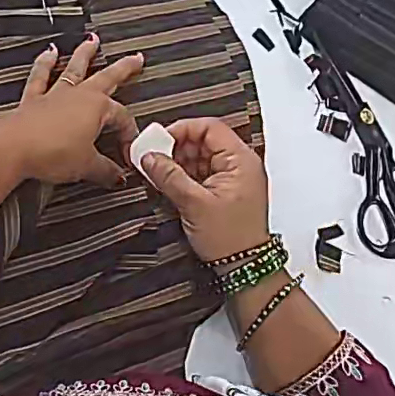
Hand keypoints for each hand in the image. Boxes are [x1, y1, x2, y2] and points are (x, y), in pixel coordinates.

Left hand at [0, 33, 142, 186]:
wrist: (12, 148)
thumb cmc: (50, 152)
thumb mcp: (87, 166)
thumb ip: (105, 170)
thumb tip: (116, 175)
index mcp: (97, 107)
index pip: (122, 118)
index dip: (128, 135)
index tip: (127, 154)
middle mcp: (78, 95)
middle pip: (107, 77)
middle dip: (124, 68)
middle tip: (136, 59)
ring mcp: (55, 95)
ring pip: (75, 68)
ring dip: (86, 54)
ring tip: (93, 41)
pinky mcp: (33, 101)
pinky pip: (41, 76)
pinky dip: (45, 63)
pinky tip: (49, 53)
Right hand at [140, 117, 270, 262]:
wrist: (244, 267)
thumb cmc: (232, 239)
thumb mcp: (194, 204)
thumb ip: (169, 176)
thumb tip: (150, 157)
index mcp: (241, 160)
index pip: (210, 128)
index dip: (182, 130)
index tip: (160, 140)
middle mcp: (240, 165)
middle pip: (204, 141)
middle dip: (177, 148)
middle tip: (155, 158)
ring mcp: (233, 178)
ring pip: (200, 157)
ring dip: (179, 163)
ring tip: (159, 174)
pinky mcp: (224, 191)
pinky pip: (201, 173)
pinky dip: (184, 176)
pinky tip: (170, 185)